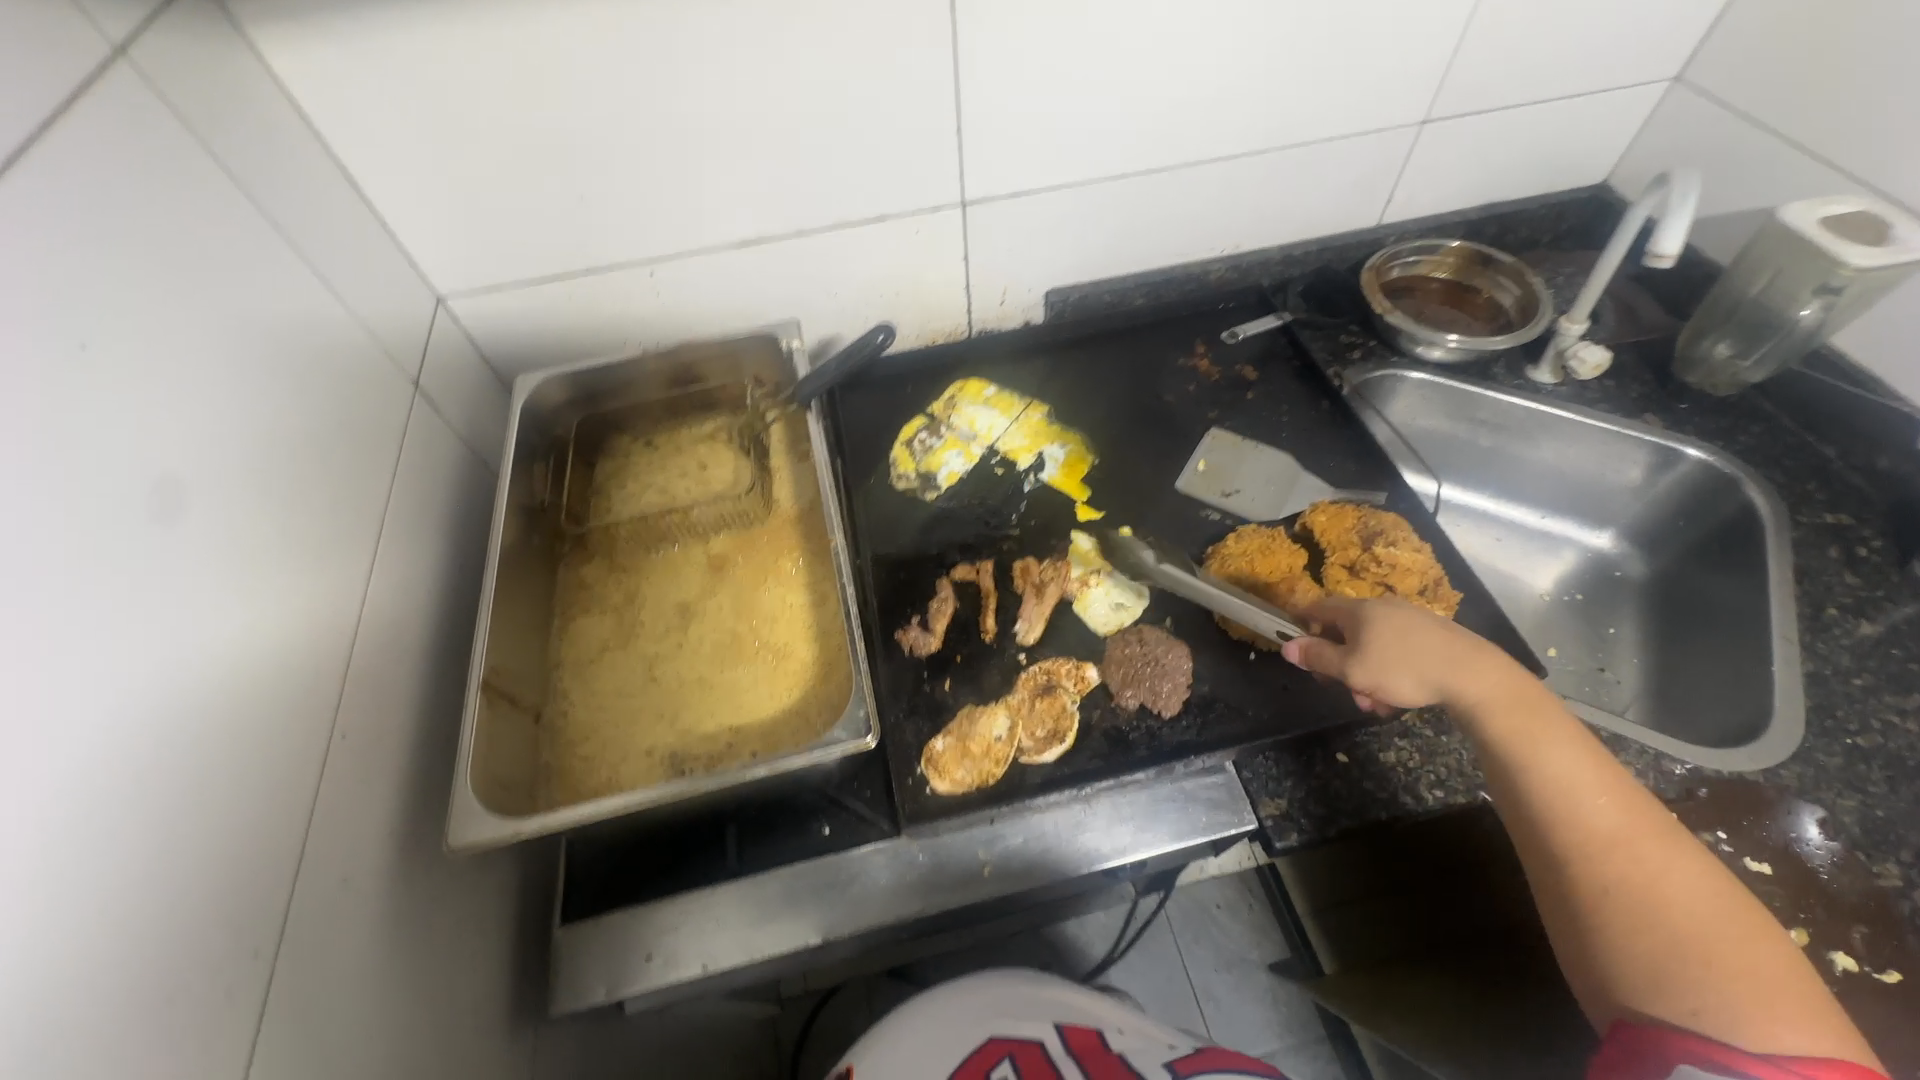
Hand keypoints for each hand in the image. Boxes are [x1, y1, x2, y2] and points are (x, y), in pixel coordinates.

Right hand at [1279, 596, 1531, 712]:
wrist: (1472, 674)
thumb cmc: (1402, 669)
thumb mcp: (1351, 670)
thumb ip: (1317, 657)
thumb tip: (1287, 646)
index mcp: (1357, 611)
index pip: (1318, 607)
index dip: (1301, 622)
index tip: (1294, 641)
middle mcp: (1381, 607)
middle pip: (1346, 631)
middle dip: (1339, 662)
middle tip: (1341, 688)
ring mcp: (1409, 619)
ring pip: (1372, 646)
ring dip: (1365, 674)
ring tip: (1376, 704)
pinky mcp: (1431, 634)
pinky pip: (1396, 650)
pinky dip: (1389, 671)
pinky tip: (1399, 698)